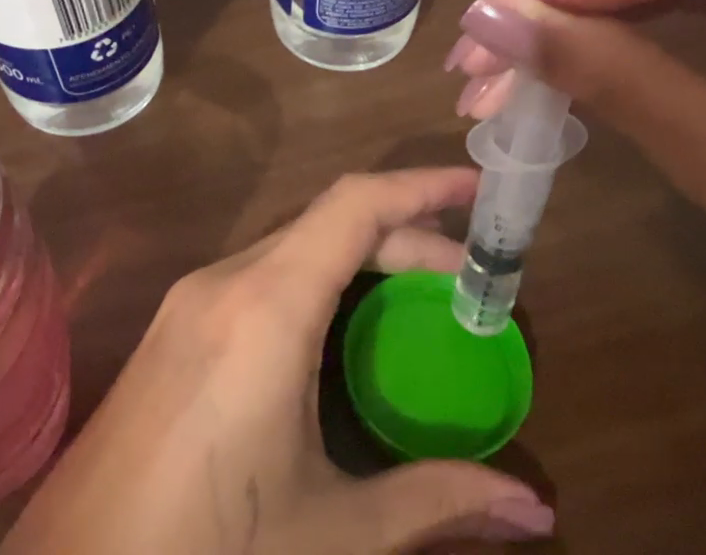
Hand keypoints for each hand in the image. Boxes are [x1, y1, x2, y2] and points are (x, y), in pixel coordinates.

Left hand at [0, 169, 555, 554]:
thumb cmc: (208, 544)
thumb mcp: (330, 531)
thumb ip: (434, 501)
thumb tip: (533, 507)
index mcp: (266, 308)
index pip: (354, 207)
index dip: (422, 186)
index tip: (478, 187)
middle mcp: (223, 282)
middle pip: (329, 223)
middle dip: (406, 236)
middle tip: (469, 280)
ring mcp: (189, 301)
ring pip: (292, 246)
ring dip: (359, 257)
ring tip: (417, 293)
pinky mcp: (173, 328)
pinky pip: (259, 275)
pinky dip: (317, 279)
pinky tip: (341, 330)